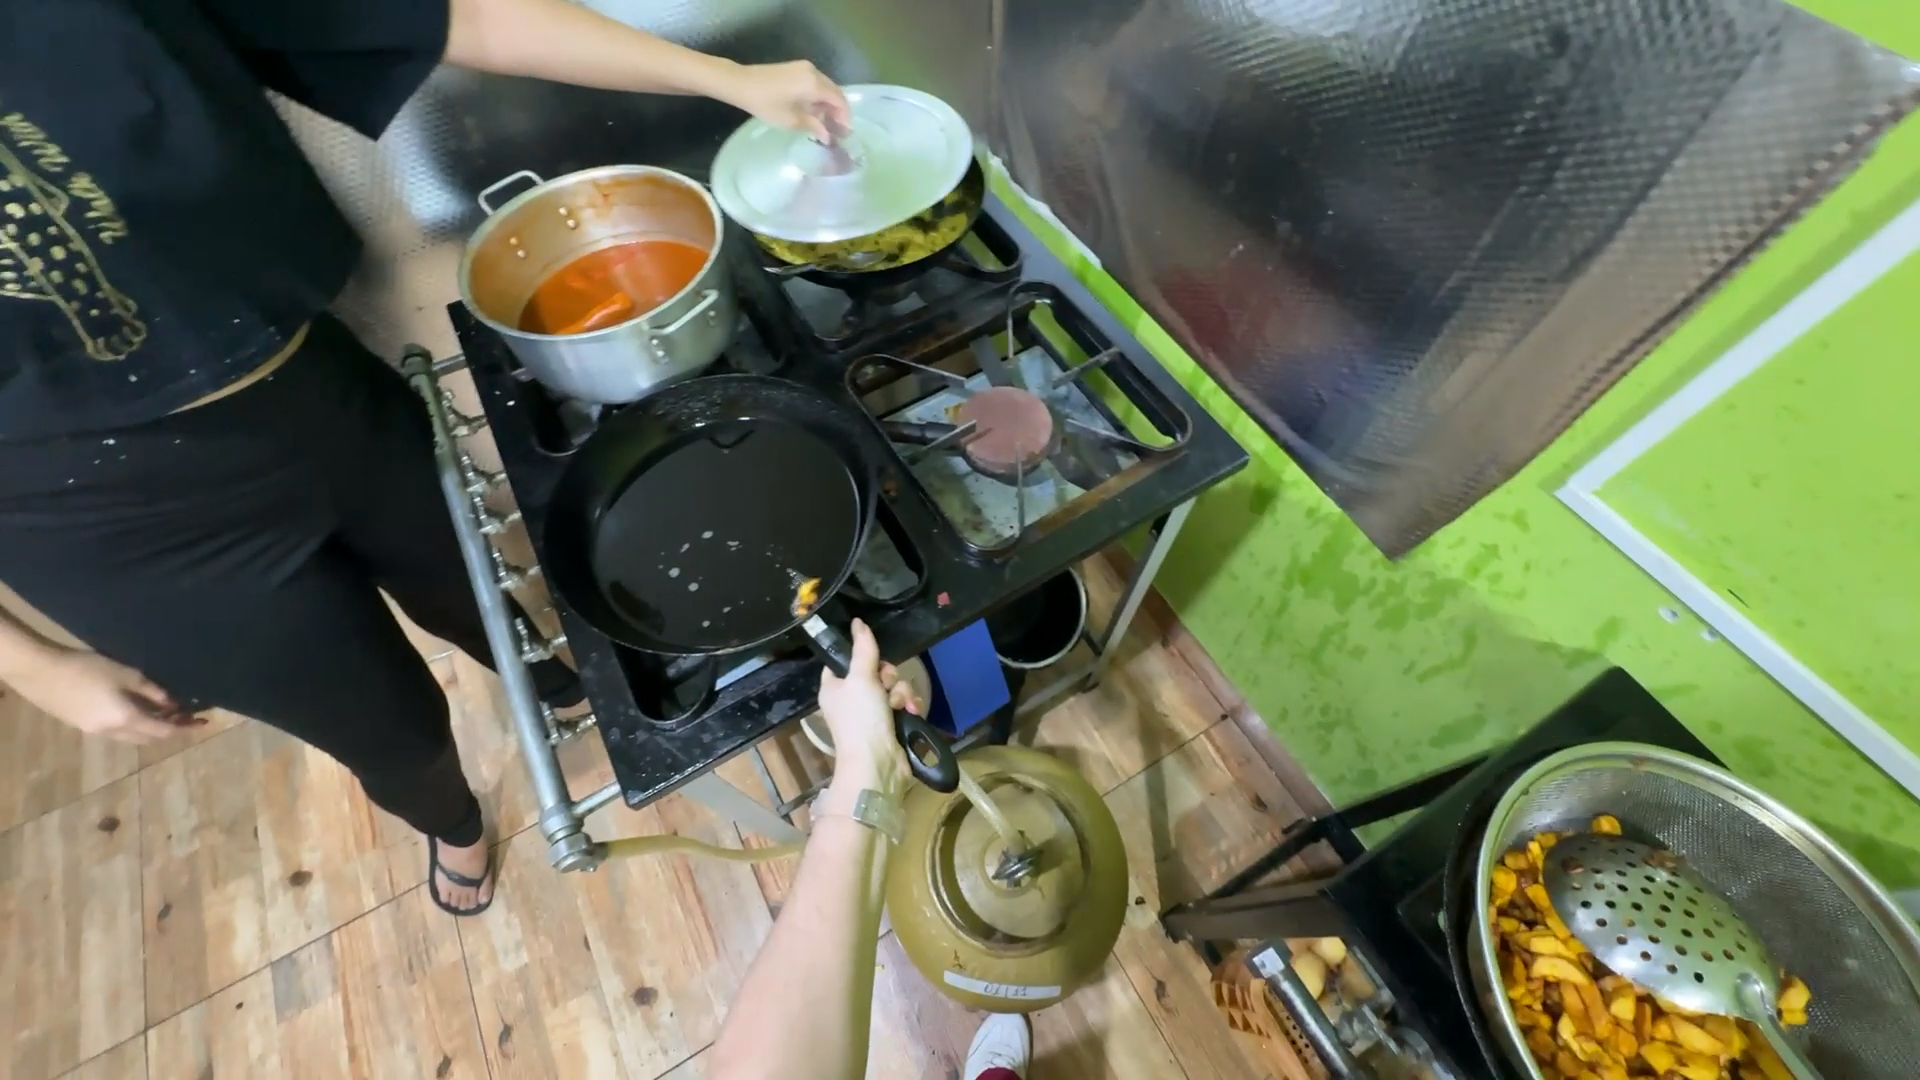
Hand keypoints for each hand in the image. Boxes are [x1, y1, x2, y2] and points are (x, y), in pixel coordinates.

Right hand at [7, 648, 202, 743]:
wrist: (39, 670)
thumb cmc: (89, 669)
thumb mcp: (130, 677)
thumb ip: (154, 693)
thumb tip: (174, 705)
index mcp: (124, 719)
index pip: (163, 732)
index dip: (185, 729)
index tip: (204, 723)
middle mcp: (109, 731)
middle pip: (147, 738)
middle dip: (171, 730)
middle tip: (189, 717)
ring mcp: (91, 730)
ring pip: (131, 737)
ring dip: (152, 729)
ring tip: (170, 714)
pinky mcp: (79, 724)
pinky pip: (115, 732)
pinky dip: (135, 726)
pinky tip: (144, 713)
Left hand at [724, 60, 850, 141]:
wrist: (742, 84)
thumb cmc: (768, 104)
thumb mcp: (793, 120)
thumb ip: (815, 126)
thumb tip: (828, 136)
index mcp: (814, 84)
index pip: (839, 100)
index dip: (845, 117)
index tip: (846, 133)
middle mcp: (813, 72)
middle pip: (835, 92)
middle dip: (839, 112)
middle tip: (839, 131)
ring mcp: (805, 68)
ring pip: (826, 88)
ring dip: (829, 105)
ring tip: (827, 125)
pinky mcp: (796, 69)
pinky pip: (816, 84)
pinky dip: (819, 98)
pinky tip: (816, 112)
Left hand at [817, 619, 921, 791]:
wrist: (878, 763)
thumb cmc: (860, 718)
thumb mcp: (861, 678)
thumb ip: (863, 649)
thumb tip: (858, 622)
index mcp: (834, 687)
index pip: (844, 660)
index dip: (860, 655)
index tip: (871, 656)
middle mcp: (851, 698)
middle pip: (875, 671)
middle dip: (888, 677)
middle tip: (886, 685)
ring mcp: (871, 712)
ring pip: (892, 686)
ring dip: (901, 693)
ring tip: (900, 706)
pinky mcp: (890, 723)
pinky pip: (903, 702)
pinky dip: (909, 705)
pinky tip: (911, 712)